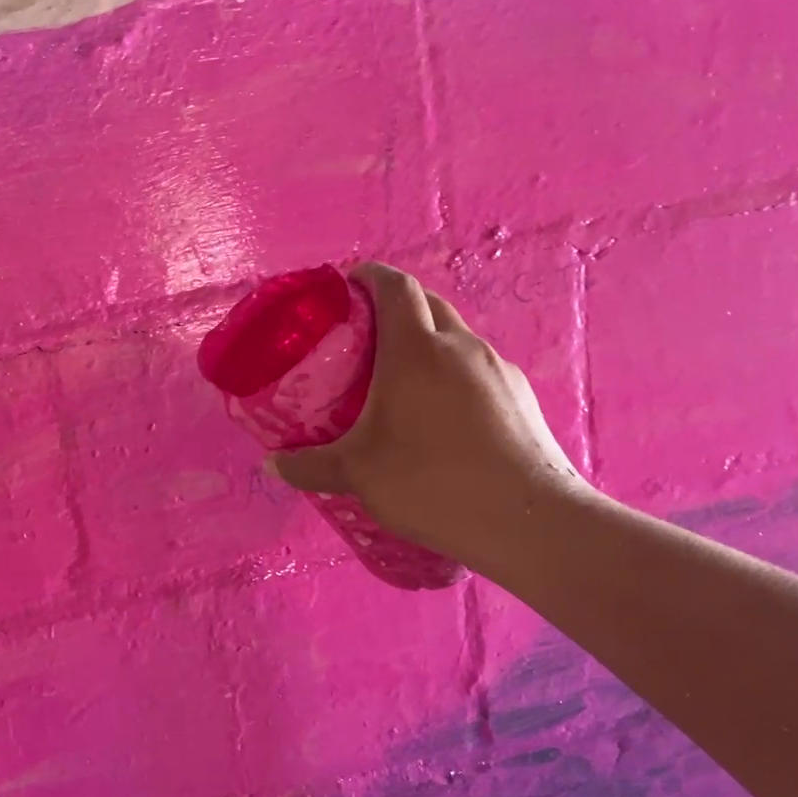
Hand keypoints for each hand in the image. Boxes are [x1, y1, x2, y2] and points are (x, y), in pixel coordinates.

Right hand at [269, 262, 586, 564]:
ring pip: (455, 337)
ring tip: (397, 380)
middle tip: (362, 334)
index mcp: (416, 350)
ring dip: (426, 342)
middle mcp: (460, 346)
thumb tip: (272, 466)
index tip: (347, 284)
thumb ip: (308, 466)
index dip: (369, 276)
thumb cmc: (429, 482)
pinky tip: (438, 417)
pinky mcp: (519, 397)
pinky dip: (450, 375)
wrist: (525, 520)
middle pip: (428, 304)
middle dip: (395, 306)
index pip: (394, 287)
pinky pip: (475, 370)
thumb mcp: (355, 474)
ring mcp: (498, 370)